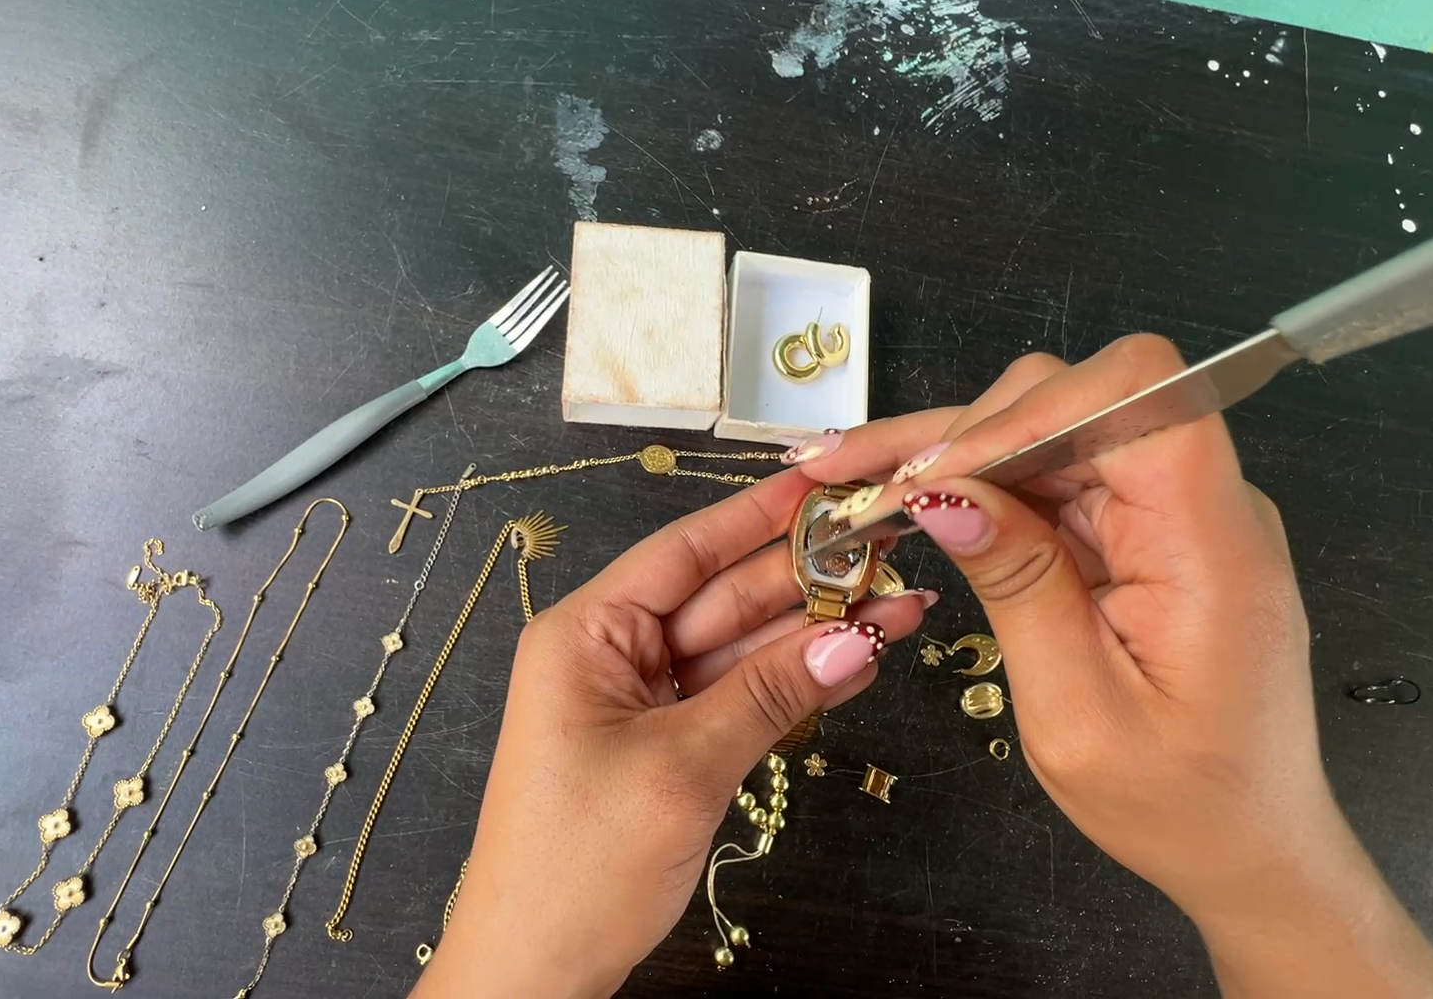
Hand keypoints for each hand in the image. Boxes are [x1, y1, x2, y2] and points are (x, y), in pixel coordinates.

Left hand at [411, 471, 931, 998]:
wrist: (537, 971)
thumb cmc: (579, 865)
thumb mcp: (681, 767)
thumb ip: (770, 695)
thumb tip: (854, 636)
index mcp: (587, 632)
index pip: (683, 552)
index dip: (754, 515)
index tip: (817, 484)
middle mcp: (613, 650)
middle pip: (721, 598)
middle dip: (803, 579)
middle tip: (884, 554)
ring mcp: (644, 695)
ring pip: (738, 647)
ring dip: (811, 631)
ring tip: (895, 604)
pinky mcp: (668, 736)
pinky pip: (737, 693)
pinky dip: (791, 681)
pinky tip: (853, 657)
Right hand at [787, 335, 1432, 997]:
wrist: (1239, 841)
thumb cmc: (1172, 799)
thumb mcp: (1075, 711)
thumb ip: (1017, 586)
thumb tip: (940, 492)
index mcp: (1210, 543)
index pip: (1136, 395)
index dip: (1027, 412)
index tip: (938, 476)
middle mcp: (1190, 502)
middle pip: (1070, 396)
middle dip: (960, 432)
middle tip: (864, 484)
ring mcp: (1154, 507)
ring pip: (1036, 425)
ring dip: (942, 450)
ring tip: (854, 480)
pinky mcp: (1121, 522)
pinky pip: (1033, 472)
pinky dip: (962, 481)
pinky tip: (900, 498)